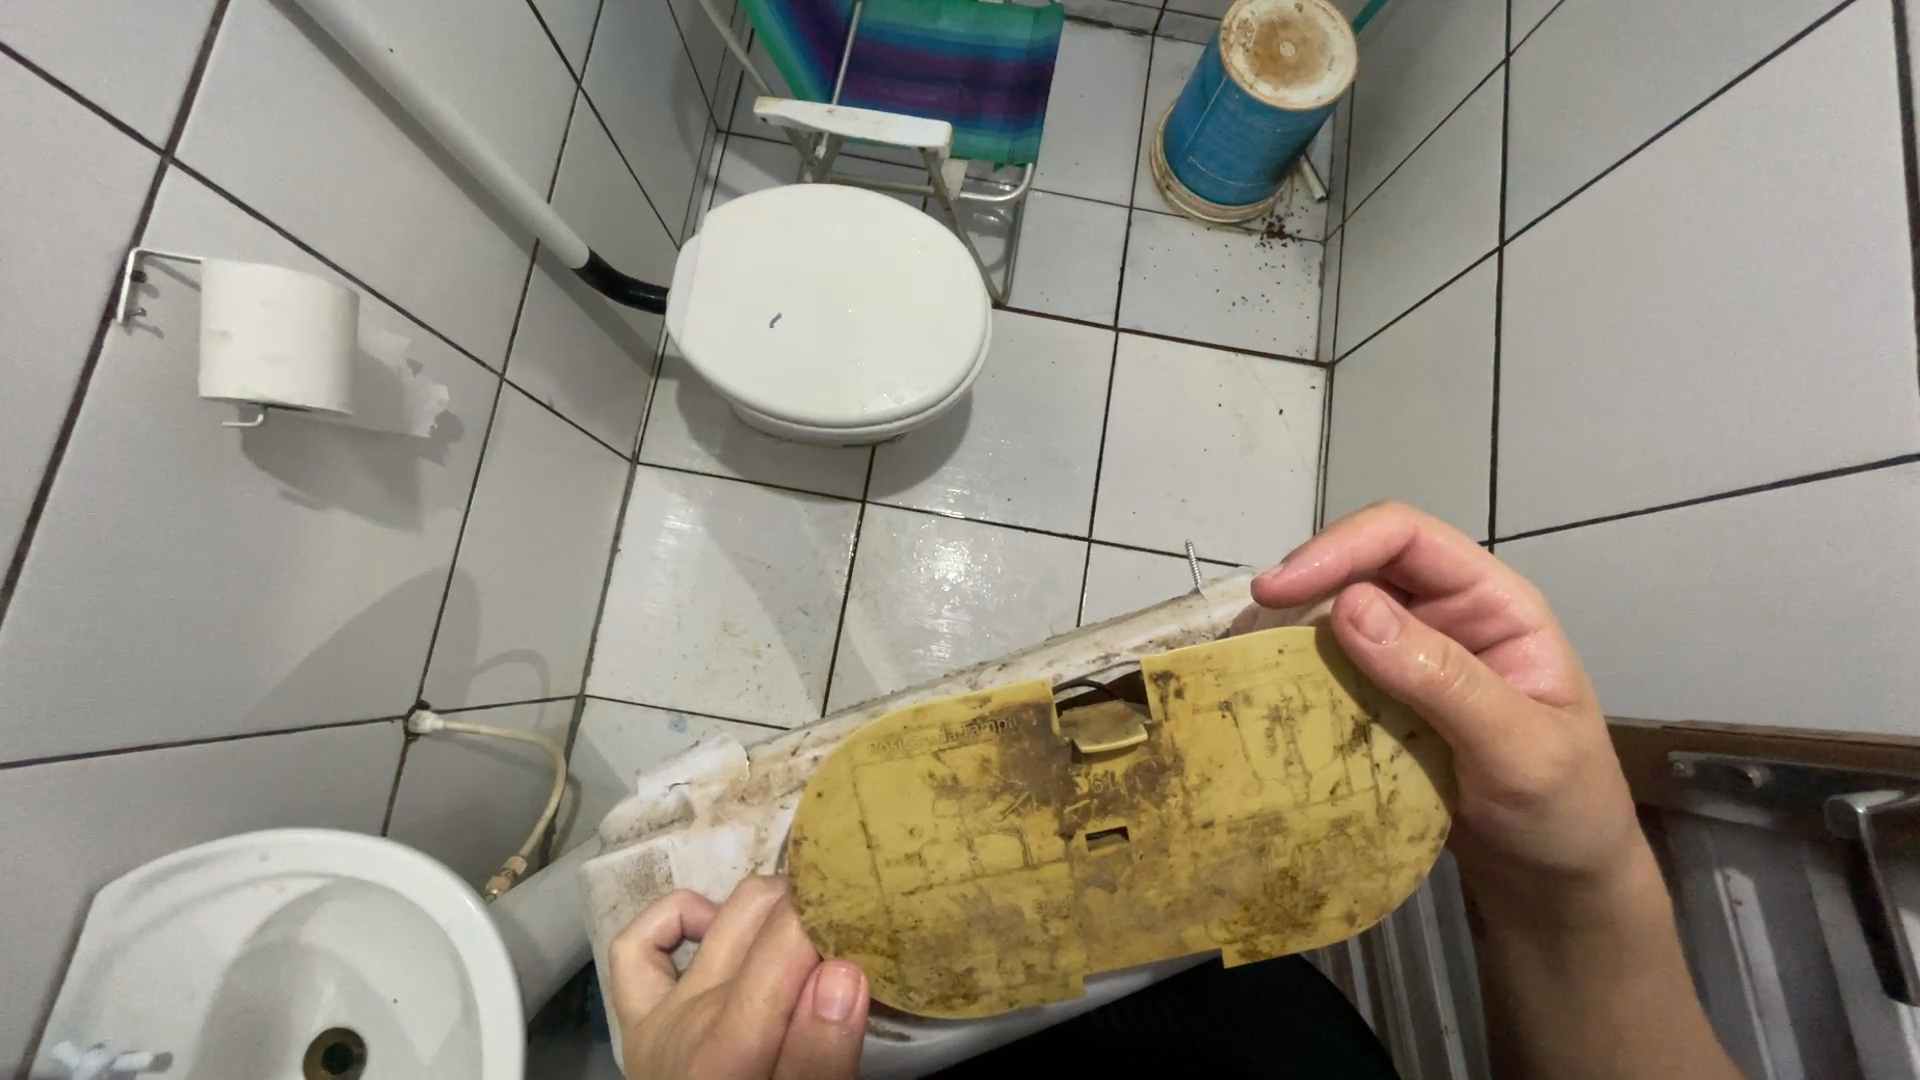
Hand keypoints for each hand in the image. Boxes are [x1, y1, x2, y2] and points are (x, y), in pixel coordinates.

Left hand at [609, 876, 869, 1079]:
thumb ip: (821, 1057)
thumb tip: (842, 970)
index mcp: (729, 1058)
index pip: (788, 939)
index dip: (834, 910)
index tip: (868, 912)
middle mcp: (690, 1025)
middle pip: (765, 915)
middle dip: (813, 906)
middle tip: (849, 925)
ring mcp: (661, 1019)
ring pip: (729, 910)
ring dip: (775, 906)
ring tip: (808, 931)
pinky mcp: (642, 1022)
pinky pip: (638, 945)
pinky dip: (681, 916)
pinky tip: (719, 930)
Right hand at [1245, 502, 1648, 922]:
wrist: (1550, 880)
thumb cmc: (1563, 813)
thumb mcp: (1521, 750)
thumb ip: (1443, 678)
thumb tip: (1347, 608)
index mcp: (1491, 603)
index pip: (1406, 538)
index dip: (1338, 548)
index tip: (1276, 590)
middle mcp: (1441, 612)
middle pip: (1358, 561)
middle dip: (1301, 583)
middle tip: (1247, 628)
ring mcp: (1405, 650)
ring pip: (1331, 607)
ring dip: (1286, 625)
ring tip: (1243, 655)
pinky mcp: (1374, 688)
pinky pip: (1322, 656)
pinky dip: (1288, 663)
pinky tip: (1264, 684)